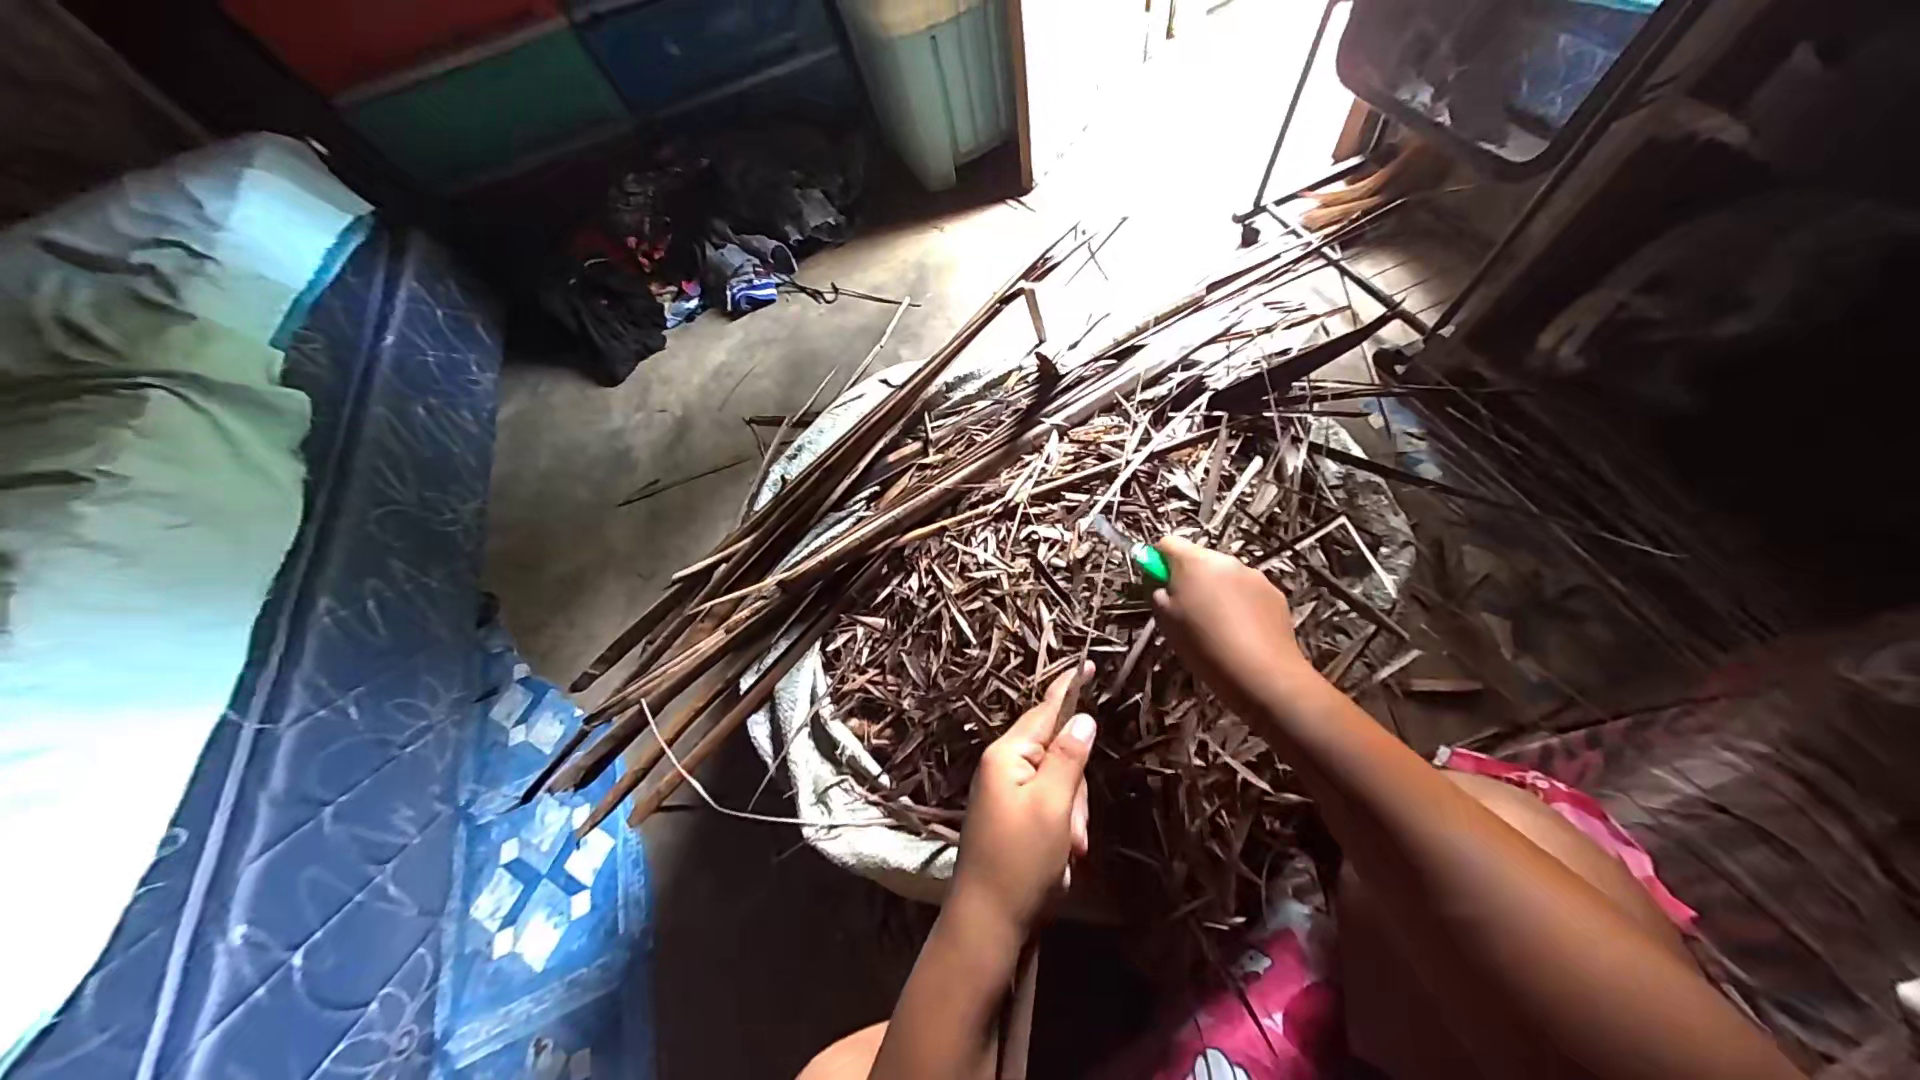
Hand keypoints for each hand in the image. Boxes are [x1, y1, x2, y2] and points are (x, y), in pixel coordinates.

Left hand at [950, 663, 1096, 934]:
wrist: (989, 919)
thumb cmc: (1020, 859)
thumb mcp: (1052, 805)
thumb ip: (1070, 758)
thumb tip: (1083, 717)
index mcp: (1006, 755)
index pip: (1045, 712)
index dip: (1069, 690)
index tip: (1087, 664)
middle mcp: (1004, 766)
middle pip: (1059, 754)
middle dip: (1076, 791)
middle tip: (1073, 833)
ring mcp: (1008, 791)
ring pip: (1061, 784)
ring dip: (1072, 815)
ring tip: (1065, 850)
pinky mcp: (1015, 813)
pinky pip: (1052, 805)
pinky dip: (1063, 828)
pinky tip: (1059, 857)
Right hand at [1150, 535, 1311, 716]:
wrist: (1261, 673)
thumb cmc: (1203, 645)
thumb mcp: (1165, 619)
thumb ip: (1158, 591)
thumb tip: (1162, 582)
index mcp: (1194, 562)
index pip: (1166, 542)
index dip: (1158, 561)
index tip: (1159, 585)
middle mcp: (1225, 560)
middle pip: (1198, 559)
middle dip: (1190, 578)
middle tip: (1186, 611)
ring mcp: (1253, 575)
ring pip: (1224, 575)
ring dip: (1216, 590)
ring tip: (1216, 626)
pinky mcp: (1274, 593)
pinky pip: (1246, 590)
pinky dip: (1239, 603)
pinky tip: (1240, 631)